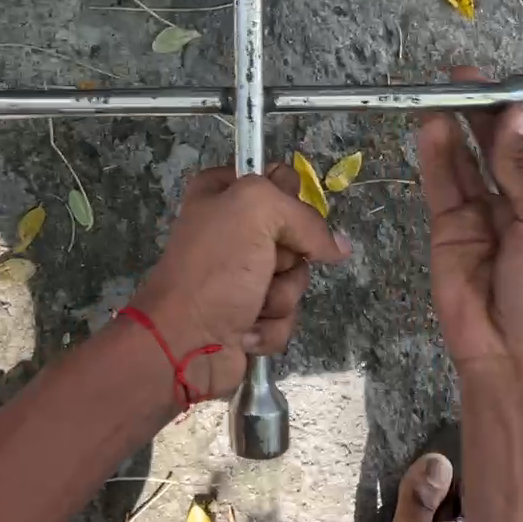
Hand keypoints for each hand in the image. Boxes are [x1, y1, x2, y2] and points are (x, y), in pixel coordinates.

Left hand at [128, 165, 351, 398]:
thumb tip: (338, 246)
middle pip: (296, 234)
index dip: (289, 199)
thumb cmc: (214, 267)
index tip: (281, 217)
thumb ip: (303, 214)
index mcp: (221, 193)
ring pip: (295, 277)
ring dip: (280, 295)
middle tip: (267, 263)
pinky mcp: (249, 314)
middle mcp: (230, 230)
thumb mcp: (255, 210)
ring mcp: (240, 275)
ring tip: (252, 303)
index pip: (278, 178)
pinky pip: (286, 314)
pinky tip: (246, 330)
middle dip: (290, 256)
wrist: (183, 343)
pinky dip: (272, 326)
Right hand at [418, 67, 522, 380]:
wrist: (516, 363)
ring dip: (460, 125)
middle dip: (491, 110)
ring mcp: (486, 214)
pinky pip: (444, 183)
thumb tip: (517, 112)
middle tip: (468, 76)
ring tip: (445, 89)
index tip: (518, 79)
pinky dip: (437, 154)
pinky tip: (432, 125)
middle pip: (507, 145)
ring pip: (471, 159)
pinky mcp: (450, 227)